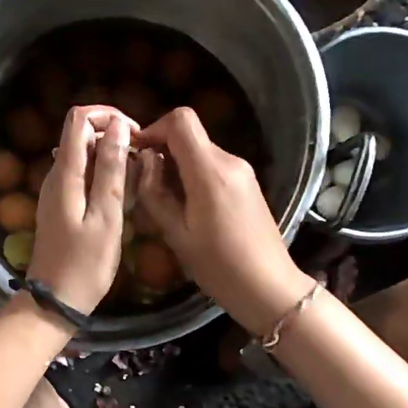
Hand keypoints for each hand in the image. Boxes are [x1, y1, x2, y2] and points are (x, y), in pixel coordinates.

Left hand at [27, 105, 135, 314]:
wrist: (55, 301)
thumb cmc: (85, 264)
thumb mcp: (106, 216)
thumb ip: (111, 170)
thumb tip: (118, 127)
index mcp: (65, 172)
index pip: (79, 118)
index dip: (108, 116)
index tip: (136, 135)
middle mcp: (56, 174)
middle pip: (82, 134)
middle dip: (115, 136)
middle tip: (145, 162)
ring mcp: (58, 190)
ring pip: (85, 156)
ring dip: (113, 159)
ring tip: (141, 181)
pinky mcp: (63, 205)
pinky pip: (85, 177)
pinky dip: (106, 177)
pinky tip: (126, 197)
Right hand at [134, 108, 312, 333]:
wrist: (269, 287)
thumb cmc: (219, 266)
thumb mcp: (177, 234)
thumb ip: (156, 193)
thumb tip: (146, 161)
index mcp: (210, 171)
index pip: (181, 120)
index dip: (154, 129)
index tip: (138, 153)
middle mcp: (230, 161)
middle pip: (190, 135)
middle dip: (164, 151)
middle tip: (146, 183)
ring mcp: (243, 172)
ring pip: (202, 151)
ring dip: (179, 166)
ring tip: (165, 200)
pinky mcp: (249, 185)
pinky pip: (215, 167)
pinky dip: (196, 176)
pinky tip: (189, 207)